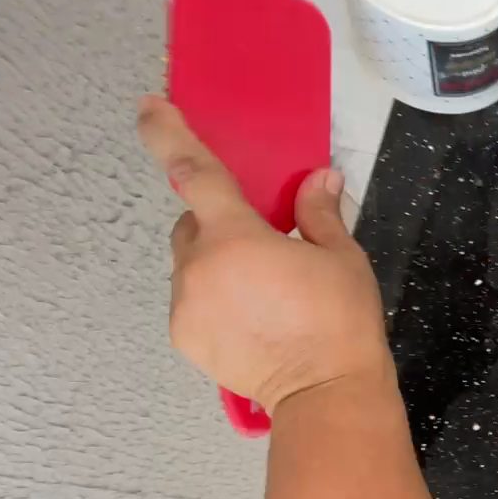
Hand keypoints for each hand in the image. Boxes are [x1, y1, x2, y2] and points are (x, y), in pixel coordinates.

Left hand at [136, 96, 391, 415]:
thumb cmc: (343, 322)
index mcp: (238, 239)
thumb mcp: (344, 261)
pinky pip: (193, 301)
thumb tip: (320, 179)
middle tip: (268, 251)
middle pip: (193, 224)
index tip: (152, 108)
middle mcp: (198, 266)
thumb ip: (320, 215)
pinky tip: (258, 323)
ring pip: (193, 266)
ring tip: (269, 298)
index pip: (193, 172)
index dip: (168, 134)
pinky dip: (218, 301)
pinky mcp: (185, 335)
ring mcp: (186, 303)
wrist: (327, 390)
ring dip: (221, 268)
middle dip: (223, 227)